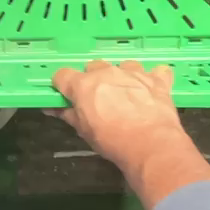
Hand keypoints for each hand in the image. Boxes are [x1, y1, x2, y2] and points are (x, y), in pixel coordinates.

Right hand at [51, 60, 209, 209]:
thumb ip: (68, 115)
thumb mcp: (84, 131)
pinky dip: (152, 78)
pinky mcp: (157, 79)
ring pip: (123, 65)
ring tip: (125, 94)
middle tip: (97, 98)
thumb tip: (53, 109)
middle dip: (93, 79)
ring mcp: (133, 73)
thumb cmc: (112, 141)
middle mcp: (106, 73)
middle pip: (93, 66)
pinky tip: (152, 89)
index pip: (62, 75)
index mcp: (83, 85)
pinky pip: (156, 71)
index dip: (63, 85)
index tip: (67, 95)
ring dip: (121, 76)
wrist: (151, 144)